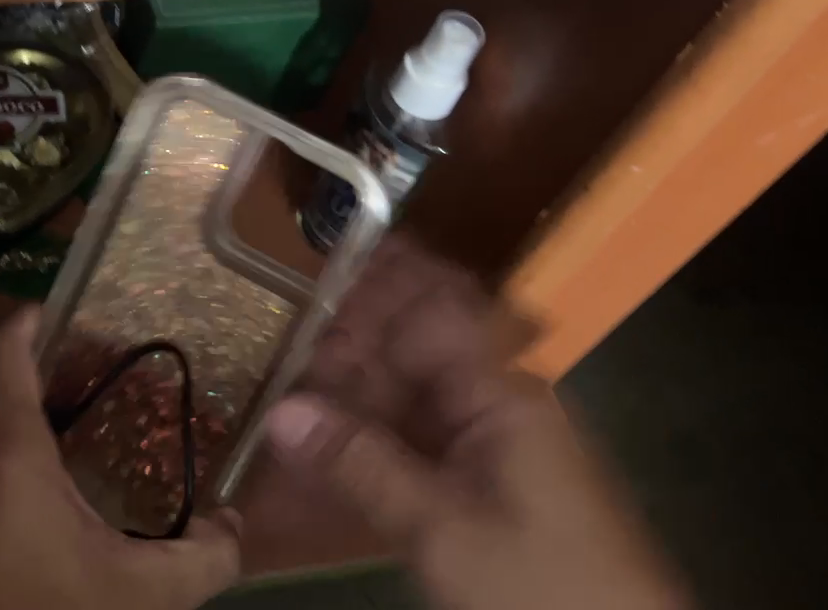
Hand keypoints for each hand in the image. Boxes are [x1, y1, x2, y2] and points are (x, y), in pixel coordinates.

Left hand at [0, 307, 243, 609]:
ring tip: (33, 406)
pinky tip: (3, 465)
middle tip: (53, 359)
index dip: (26, 320)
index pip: (0, 349)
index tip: (60, 315)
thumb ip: (198, 560)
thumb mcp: (134, 599)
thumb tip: (233, 526)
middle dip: (4, 346)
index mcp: (2, 449)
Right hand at [261, 244, 690, 609]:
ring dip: (353, 380)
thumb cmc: (547, 586)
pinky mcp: (478, 475)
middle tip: (297, 330)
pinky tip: (328, 430)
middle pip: (415, 342)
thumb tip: (280, 412)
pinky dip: (367, 423)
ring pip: (407, 385)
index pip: (441, 305)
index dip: (391, 275)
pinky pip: (411, 428)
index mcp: (502, 392)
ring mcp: (486, 439)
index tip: (338, 252)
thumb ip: (360, 465)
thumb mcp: (446, 530)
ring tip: (298, 376)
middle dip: (354, 332)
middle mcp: (493, 401)